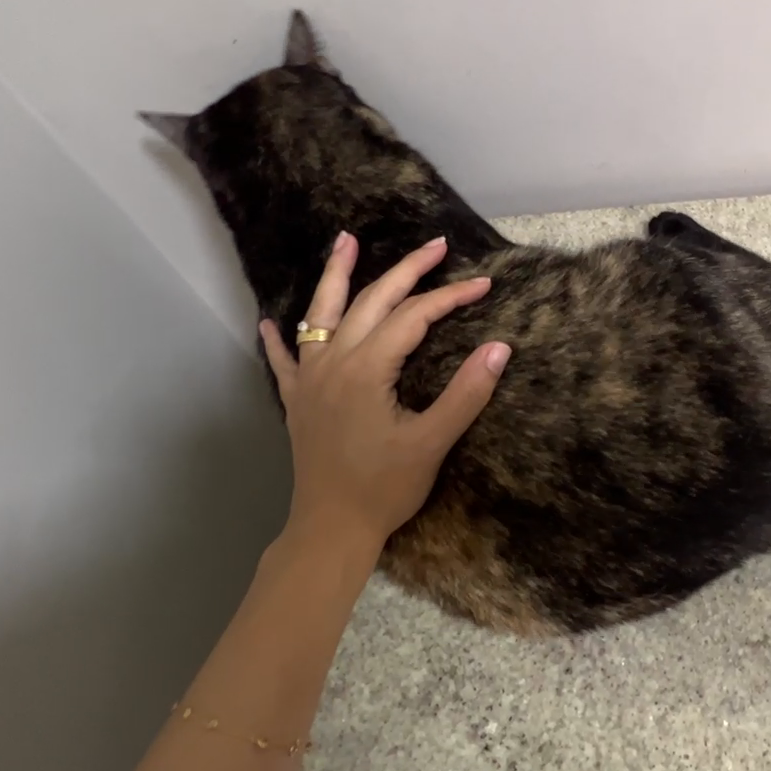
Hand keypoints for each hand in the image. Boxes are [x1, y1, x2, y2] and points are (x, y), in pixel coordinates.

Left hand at [258, 232, 510, 554]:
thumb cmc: (386, 486)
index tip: (484, 284)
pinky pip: (285, 360)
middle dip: (406, 270)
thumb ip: (467, 392)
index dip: (451, 296)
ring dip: (336, 276)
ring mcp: (310, 380)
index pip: (414, 317)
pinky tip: (270, 322)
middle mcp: (334, 364)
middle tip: (435, 246)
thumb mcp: (434, 441)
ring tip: (344, 242)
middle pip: (372, 301)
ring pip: (322, 315)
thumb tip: (499, 348)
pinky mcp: (298, 401)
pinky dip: (280, 339)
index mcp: (368, 370)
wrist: (331, 529)